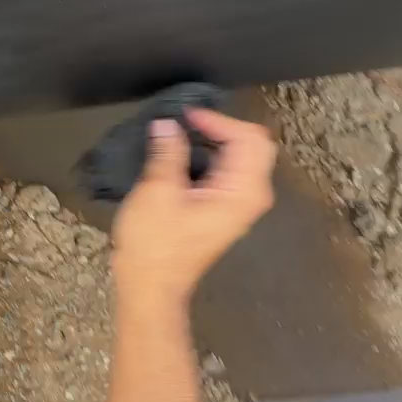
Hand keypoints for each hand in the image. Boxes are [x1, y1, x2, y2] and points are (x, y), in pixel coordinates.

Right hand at [111, 108, 276, 304]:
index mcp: (242, 191)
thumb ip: (166, 153)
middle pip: (250, 146)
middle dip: (219, 127)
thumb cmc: (155, 244)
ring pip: (238, 158)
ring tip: (177, 134)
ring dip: (212, 141)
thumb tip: (167, 125)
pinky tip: (177, 156)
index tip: (183, 115)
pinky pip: (224, 173)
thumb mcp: (157, 192)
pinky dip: (206, 157)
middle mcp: (249, 196)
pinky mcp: (220, 211)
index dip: (217, 120)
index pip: (248, 139)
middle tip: (182, 121)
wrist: (151, 285)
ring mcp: (237, 205)